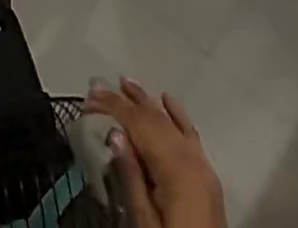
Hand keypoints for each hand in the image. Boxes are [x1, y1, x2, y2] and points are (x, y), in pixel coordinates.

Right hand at [85, 79, 225, 227]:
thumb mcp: (144, 222)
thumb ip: (132, 177)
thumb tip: (116, 135)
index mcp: (175, 168)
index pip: (139, 124)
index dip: (113, 106)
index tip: (90, 97)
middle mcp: (192, 159)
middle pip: (155, 119)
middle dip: (126, 101)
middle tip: (99, 89)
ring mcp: (202, 166)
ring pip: (172, 123)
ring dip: (149, 102)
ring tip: (127, 83)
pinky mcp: (206, 176)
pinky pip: (191, 135)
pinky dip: (178, 115)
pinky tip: (168, 99)